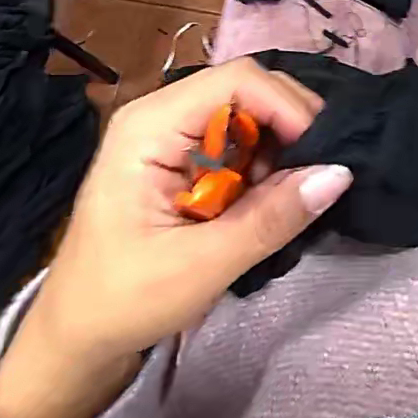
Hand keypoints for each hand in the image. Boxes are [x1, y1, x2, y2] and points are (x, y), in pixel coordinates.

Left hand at [0, 59, 352, 417]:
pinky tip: (269, 198)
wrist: (77, 336)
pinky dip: (269, 163)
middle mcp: (163, 115)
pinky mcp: (187, 155)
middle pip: (249, 88)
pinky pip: (244, 139)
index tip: (320, 155)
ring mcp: (174, 133)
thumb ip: (272, 217)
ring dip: (282, 147)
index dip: (287, 108)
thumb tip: (340, 172)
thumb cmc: (123, 301)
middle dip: (290, 126)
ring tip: (288, 195)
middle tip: (316, 176)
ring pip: (252, 112)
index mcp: (151, 126)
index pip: (238, 81)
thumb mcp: (202, 265)